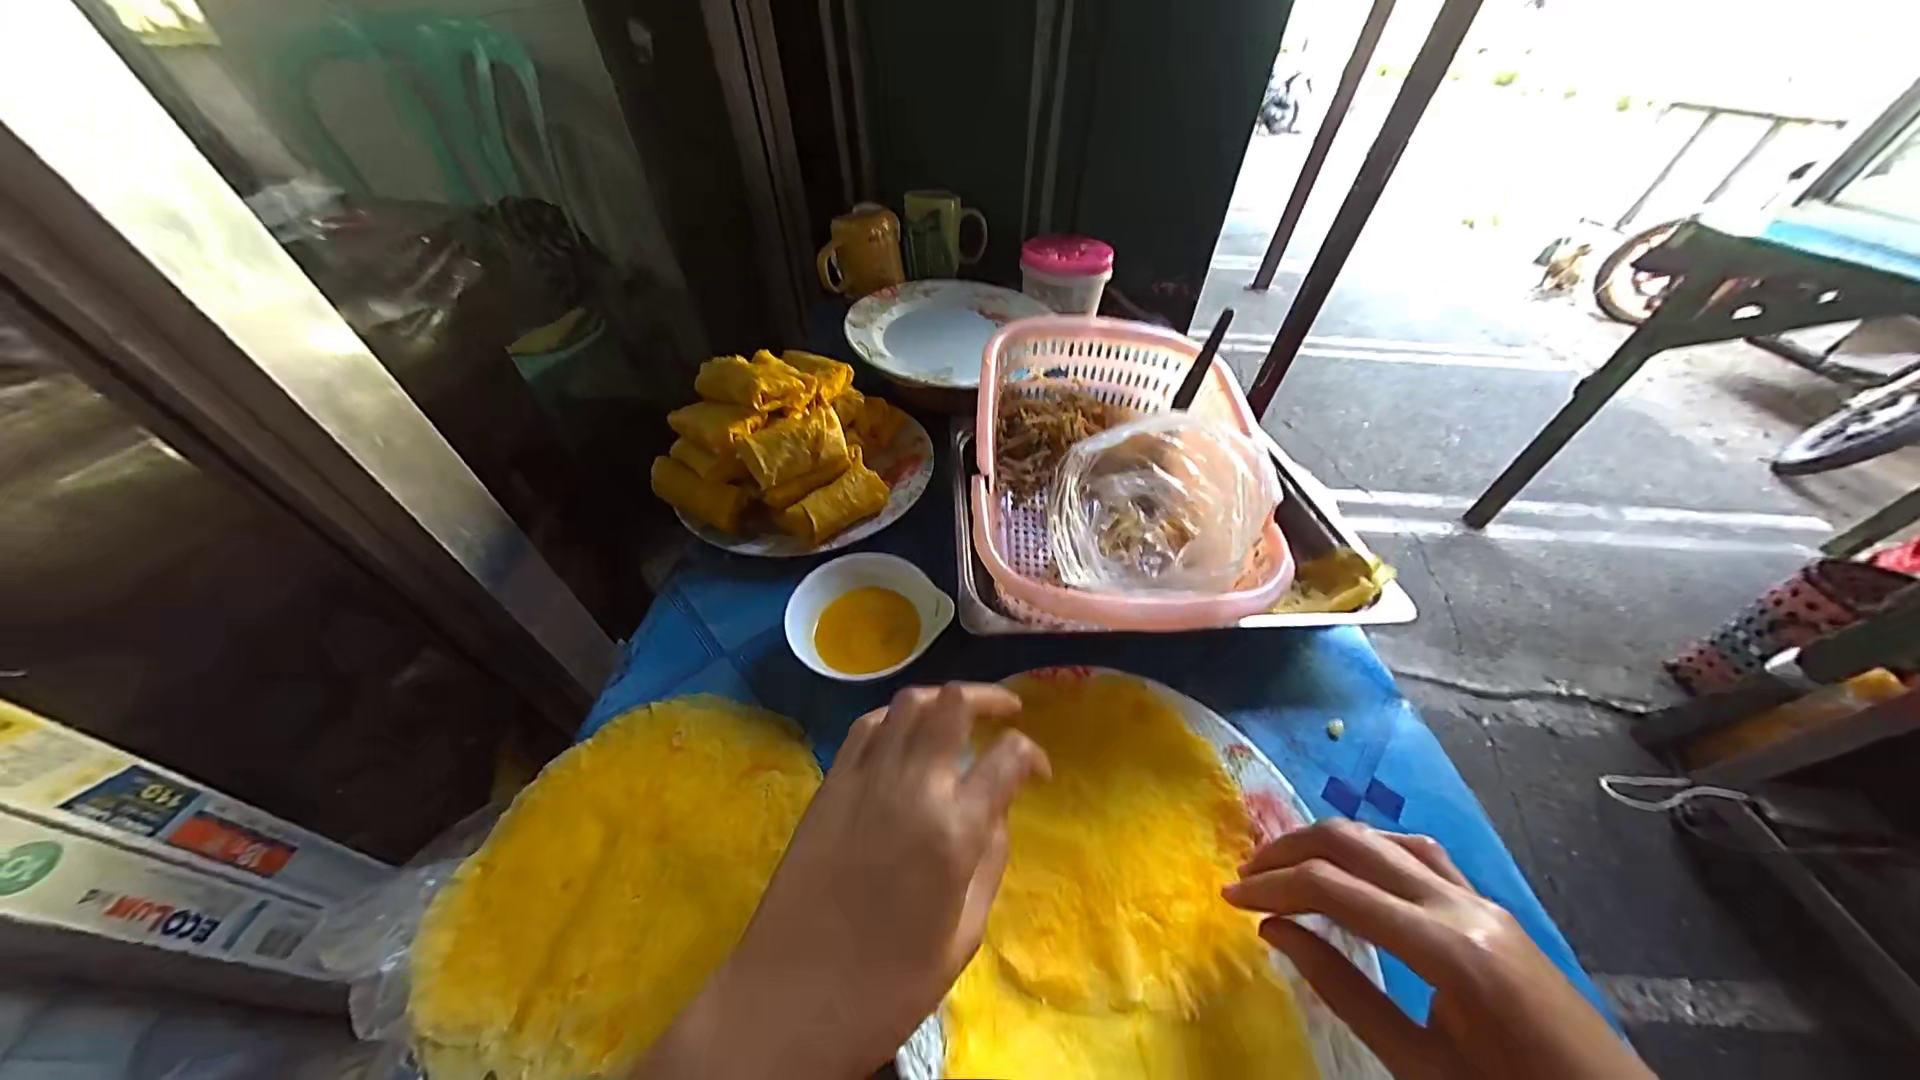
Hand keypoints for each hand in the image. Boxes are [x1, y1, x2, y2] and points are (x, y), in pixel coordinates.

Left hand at [638, 684, 1048, 1079]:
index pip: (1008, 756)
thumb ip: (990, 860)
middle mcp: (912, 786)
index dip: (1032, 754)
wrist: (791, 999)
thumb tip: (997, 809)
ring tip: (959, 715)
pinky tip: (906, 733)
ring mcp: (865, 777)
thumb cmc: (889, 985)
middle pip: (953, 703)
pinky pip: (867, 725)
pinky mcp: (830, 782)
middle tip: (1008, 710)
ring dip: (943, 699)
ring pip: (908, 702)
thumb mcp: (964, 934)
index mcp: (954, 830)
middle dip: (990, 697)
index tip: (1037, 772)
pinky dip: (896, 717)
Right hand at [1222, 819, 1652, 1079]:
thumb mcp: (1421, 1067)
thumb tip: (1272, 930)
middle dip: (1287, 851)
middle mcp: (1462, 906)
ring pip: (1382, 838)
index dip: (1271, 886)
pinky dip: (1367, 849)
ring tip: (1285, 867)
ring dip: (1323, 844)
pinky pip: (1417, 853)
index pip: (1333, 889)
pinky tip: (1350, 867)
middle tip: (1246, 875)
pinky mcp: (1490, 908)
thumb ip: (1342, 990)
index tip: (1228, 897)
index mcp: (1448, 950)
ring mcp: (1481, 900)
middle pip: (1351, 843)